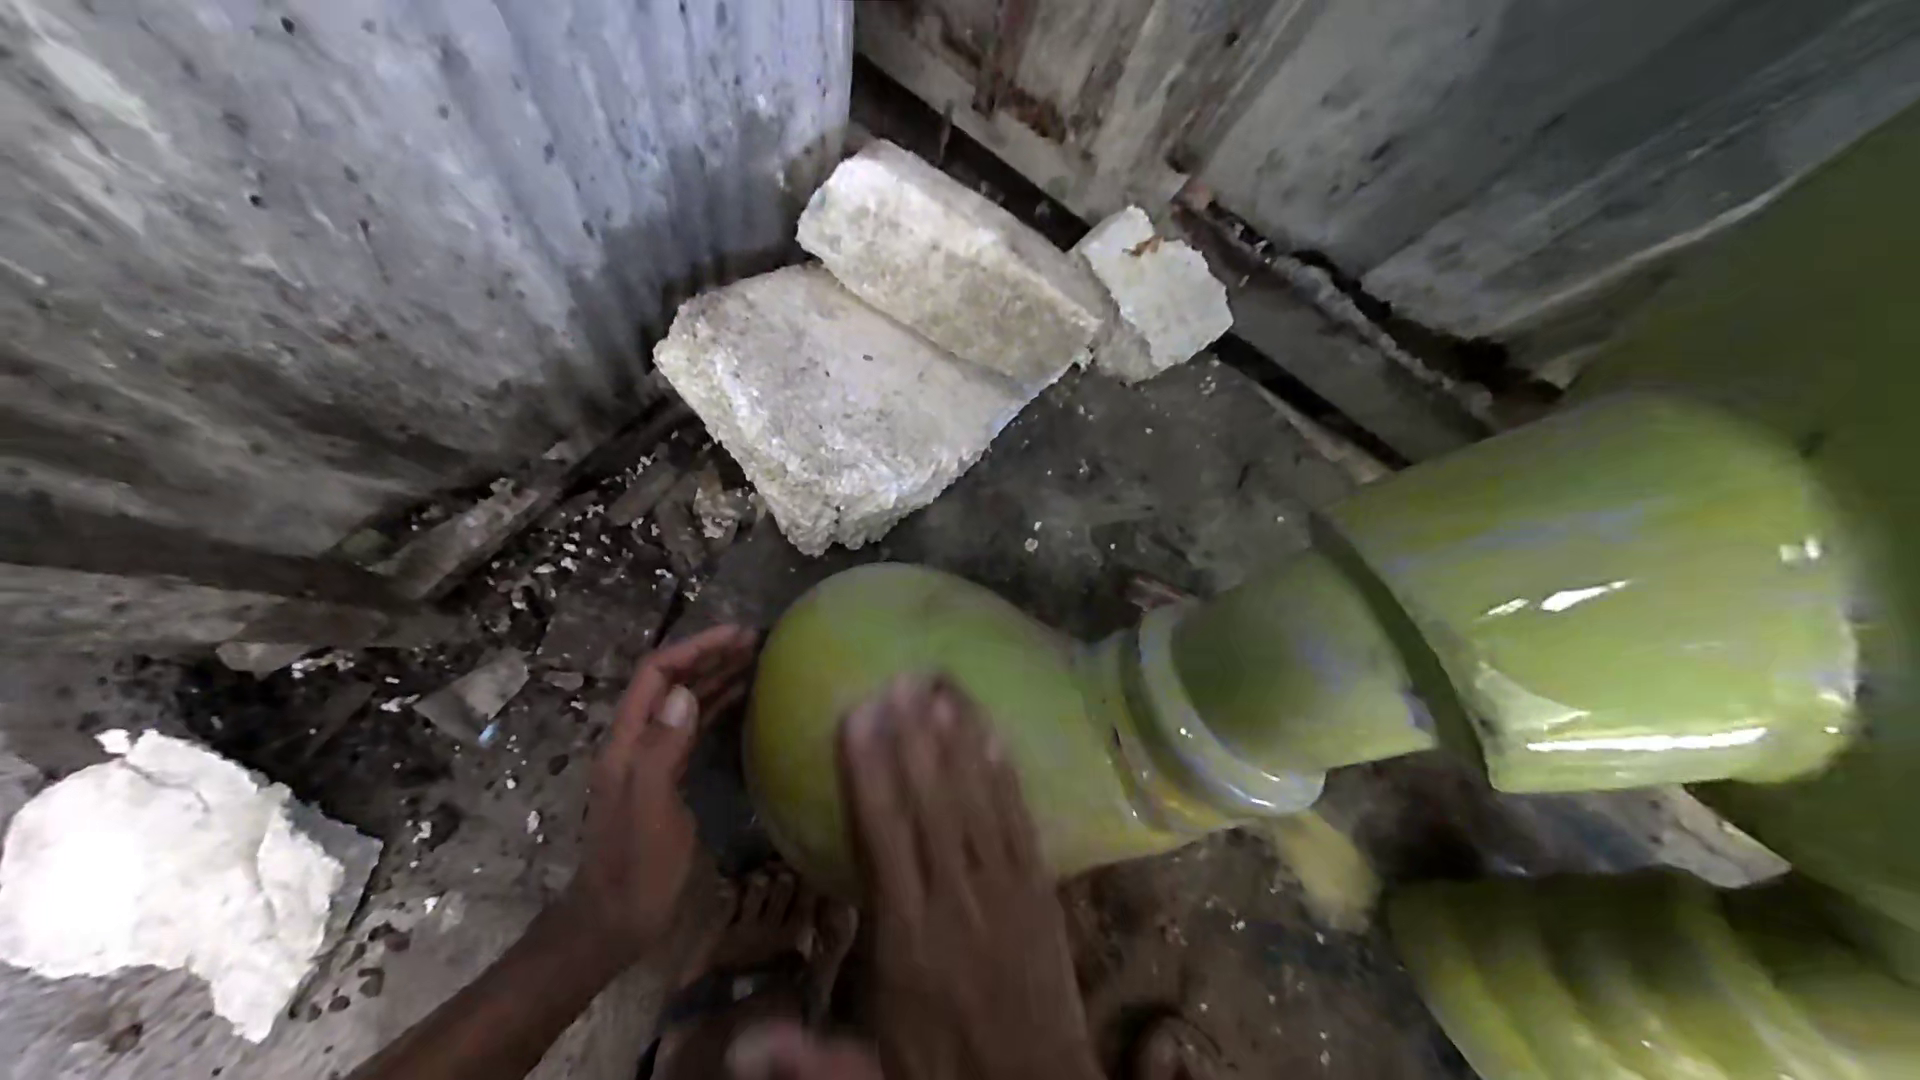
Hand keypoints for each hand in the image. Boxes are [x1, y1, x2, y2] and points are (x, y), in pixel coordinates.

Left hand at [561, 624, 757, 961]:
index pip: (656, 676)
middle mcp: (638, 742)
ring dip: (717, 676)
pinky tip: (744, 700)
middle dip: (710, 654)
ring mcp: (654, 758)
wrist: (615, 922)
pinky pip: (696, 726)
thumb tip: (684, 693)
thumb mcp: (650, 810)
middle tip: (756, 641)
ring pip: (686, 701)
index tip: (736, 635)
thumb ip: (661, 751)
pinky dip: (719, 705)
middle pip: (672, 682)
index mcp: (627, 743)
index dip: (694, 648)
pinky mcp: (671, 774)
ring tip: (757, 659)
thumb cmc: (635, 870)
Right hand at [836, 677, 1100, 1079]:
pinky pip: (1022, 821)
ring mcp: (1004, 885)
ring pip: (977, 800)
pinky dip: (1007, 774)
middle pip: (931, 803)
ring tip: (941, 688)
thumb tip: (736, 1046)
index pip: (882, 836)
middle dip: (912, 737)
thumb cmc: (943, 1071)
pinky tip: (995, 733)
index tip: (857, 717)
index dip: (869, 772)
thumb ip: (805, 1055)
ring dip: (958, 740)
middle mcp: (955, 896)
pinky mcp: (1041, 888)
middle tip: (899, 680)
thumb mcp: (867, 1073)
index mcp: (906, 934)